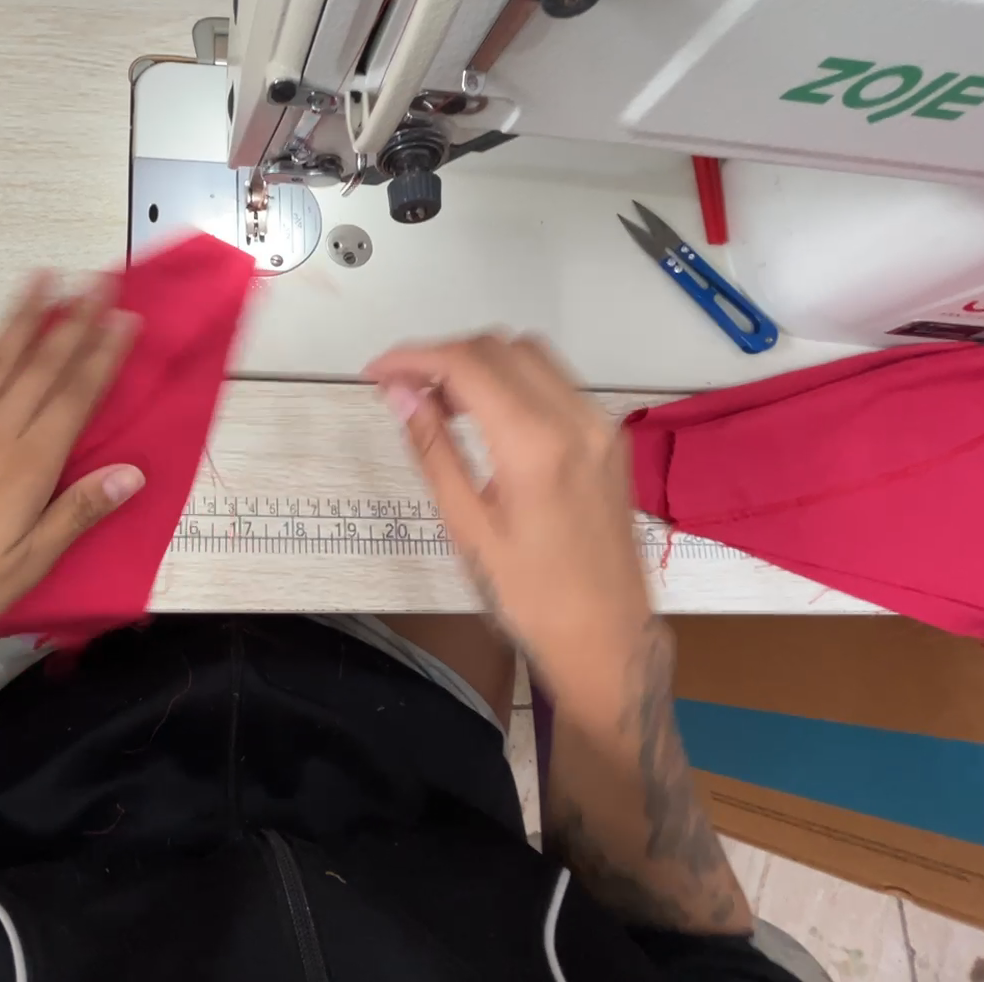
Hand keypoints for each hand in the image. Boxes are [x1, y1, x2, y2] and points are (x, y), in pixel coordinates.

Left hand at [0, 273, 143, 697]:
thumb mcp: (26, 567)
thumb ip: (77, 513)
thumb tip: (132, 474)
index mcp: (27, 469)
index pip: (76, 399)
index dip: (104, 357)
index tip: (125, 319)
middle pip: (42, 368)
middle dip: (74, 322)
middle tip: (98, 282)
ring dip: (23, 316)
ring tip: (44, 277)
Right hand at [366, 334, 650, 667]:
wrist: (606, 638)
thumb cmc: (529, 596)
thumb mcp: (466, 525)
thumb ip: (432, 449)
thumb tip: (398, 394)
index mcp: (536, 445)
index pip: (467, 364)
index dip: (413, 357)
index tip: (376, 372)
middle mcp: (576, 419)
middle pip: (498, 346)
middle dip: (441, 356)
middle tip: (401, 390)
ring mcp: (599, 425)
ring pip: (528, 354)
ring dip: (476, 363)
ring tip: (436, 403)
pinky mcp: (607, 436)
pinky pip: (552, 381)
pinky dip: (508, 379)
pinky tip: (480, 416)